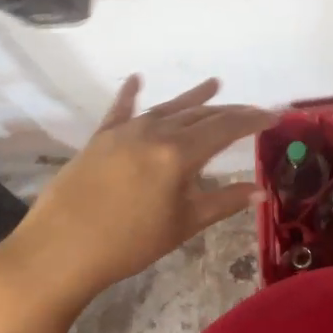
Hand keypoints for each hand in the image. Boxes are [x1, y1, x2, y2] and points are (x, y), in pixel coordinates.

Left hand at [0, 76, 275, 313]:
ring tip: (215, 83)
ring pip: (168, 108)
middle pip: (201, 114)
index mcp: (181, 153)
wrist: (58, 252)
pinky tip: (137, 80)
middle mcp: (156, 132)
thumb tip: (261, 191)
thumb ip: (223, 202)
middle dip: (230, 111)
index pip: (227, 127)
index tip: (274, 116)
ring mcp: (125, 132)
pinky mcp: (99, 139)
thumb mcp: (183, 225)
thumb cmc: (129, 244)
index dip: (253, 120)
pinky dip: (131, 94)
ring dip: (193, 97)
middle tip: (251, 111)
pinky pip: (120, 110)